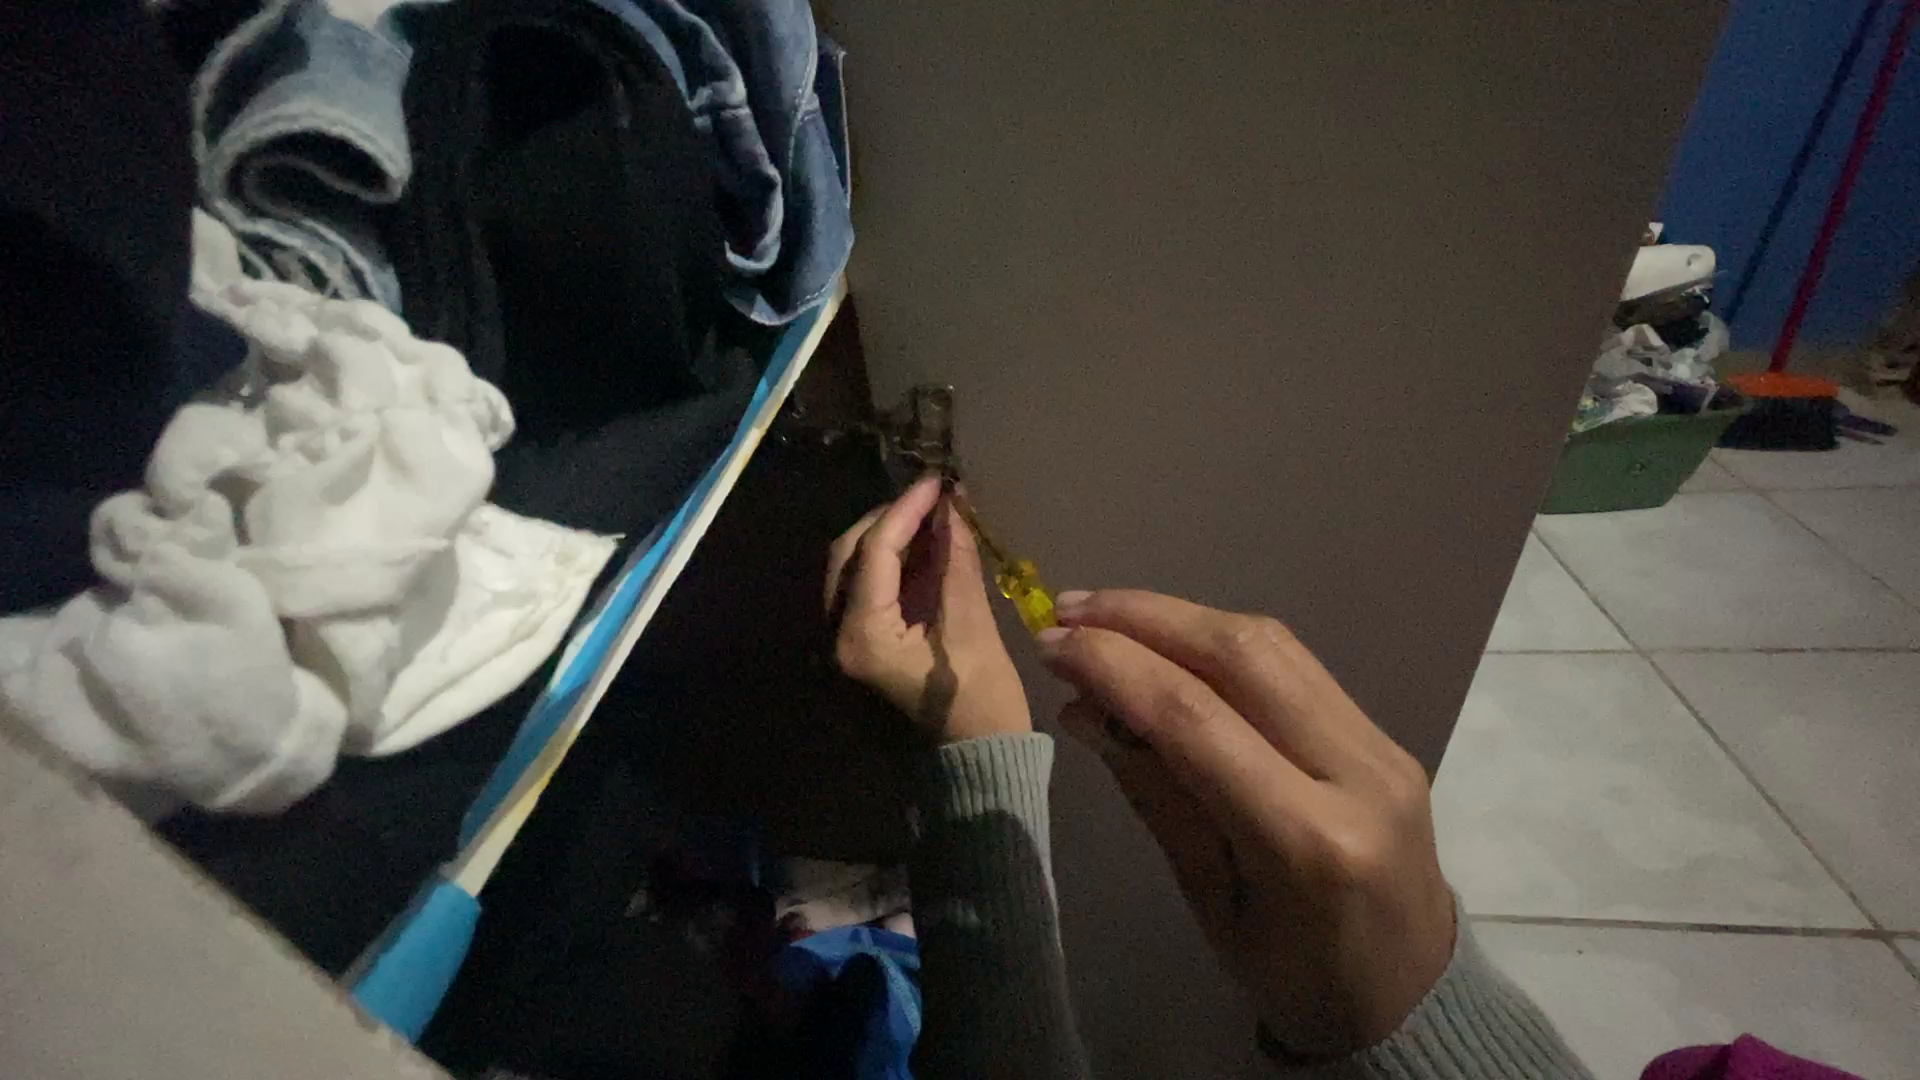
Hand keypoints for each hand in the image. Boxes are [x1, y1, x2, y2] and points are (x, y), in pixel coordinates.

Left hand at [826, 474, 1032, 743]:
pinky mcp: (864, 642)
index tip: (938, 483)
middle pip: (851, 555)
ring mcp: (846, 641)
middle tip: (933, 498)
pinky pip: (870, 589)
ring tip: (935, 515)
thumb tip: (955, 506)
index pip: (874, 554)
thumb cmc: (980, 703)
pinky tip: (928, 544)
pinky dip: (896, 563)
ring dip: (892, 538)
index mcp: (861, 638)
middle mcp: (838, 636)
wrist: (978, 758)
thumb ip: (957, 561)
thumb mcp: (972, 628)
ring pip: (855, 569)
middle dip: (890, 520)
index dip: (907, 511)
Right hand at [1037, 589, 1454, 1058]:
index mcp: (1309, 841)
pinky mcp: (1378, 729)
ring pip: (1267, 641)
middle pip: (1238, 655)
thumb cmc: (1294, 977)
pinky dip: (1212, 633)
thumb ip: (1152, 794)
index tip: (1050, 643)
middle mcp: (1356, 771)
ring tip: (1103, 612)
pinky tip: (1165, 633)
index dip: (1114, 666)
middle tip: (1068, 610)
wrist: (1415, 998)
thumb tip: (1083, 708)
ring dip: (1175, 613)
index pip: (1195, 718)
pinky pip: (1288, 658)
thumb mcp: (1207, 901)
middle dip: (1141, 617)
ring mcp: (1378, 742)